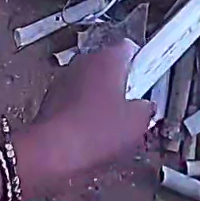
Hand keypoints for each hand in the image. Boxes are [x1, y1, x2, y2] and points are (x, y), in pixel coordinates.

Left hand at [18, 41, 152, 189]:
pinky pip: (75, 98)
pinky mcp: (51, 97)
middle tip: (132, 109)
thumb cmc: (96, 131)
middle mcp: (85, 61)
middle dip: (122, 85)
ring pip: (92, 83)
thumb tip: (145, 107)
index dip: (142, 65)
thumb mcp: (137, 123)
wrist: (53, 151)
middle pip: (111, 66)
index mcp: (108, 58)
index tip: (148, 83)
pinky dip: (84, 110)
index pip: (131, 48)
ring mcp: (65, 77)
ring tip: (111, 126)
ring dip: (102, 98)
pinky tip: (91, 133)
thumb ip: (146, 108)